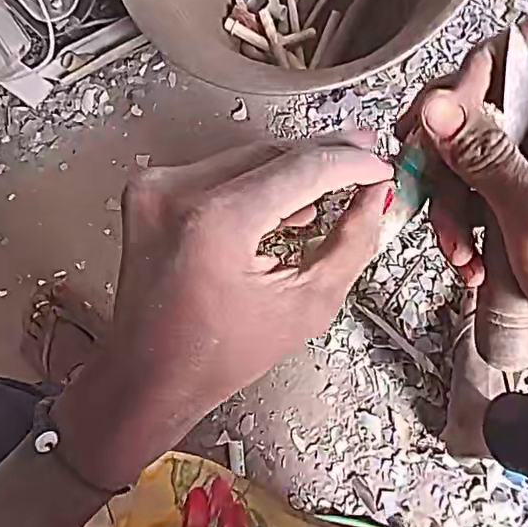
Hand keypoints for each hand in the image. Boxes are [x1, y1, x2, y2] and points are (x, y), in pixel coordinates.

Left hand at [56, 132, 393, 484]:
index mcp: (215, 222)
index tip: (378, 166)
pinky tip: (283, 200)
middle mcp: (177, 193)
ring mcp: (156, 188)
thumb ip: (351, 242)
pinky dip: (255, 180)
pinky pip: (218, 171)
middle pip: (273, 152)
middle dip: (325, 155)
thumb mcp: (306, 305)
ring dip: (292, 168)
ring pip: (247, 156)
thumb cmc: (215, 356)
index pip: (303, 168)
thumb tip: (373, 198)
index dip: (351, 163)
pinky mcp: (149, 192)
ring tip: (331, 186)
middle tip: (364, 156)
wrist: (151, 373)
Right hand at [395, 13, 527, 369]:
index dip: (486, 65)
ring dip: (448, 196)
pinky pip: (477, 187)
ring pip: (473, 148)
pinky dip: (460, 220)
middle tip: (424, 185)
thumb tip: (435, 104)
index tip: (449, 116)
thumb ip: (487, 159)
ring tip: (455, 247)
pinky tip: (467, 260)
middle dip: (448, 146)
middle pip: (490, 97)